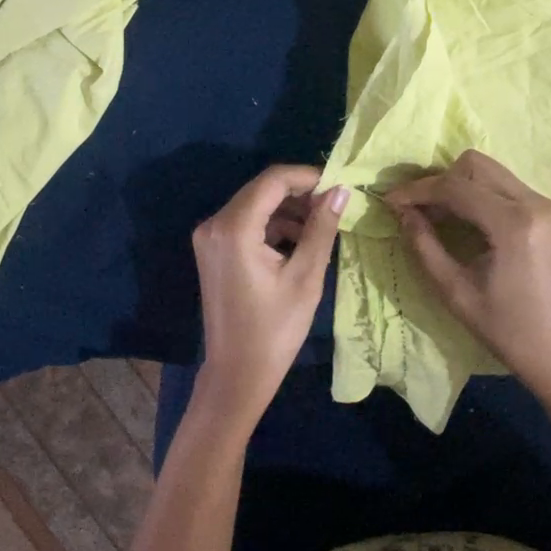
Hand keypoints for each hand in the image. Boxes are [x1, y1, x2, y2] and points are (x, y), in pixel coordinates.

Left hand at [192, 165, 346, 422]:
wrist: (237, 373)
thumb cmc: (275, 329)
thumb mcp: (306, 276)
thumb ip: (321, 228)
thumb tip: (340, 191)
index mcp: (234, 228)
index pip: (273, 180)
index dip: (308, 176)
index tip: (338, 185)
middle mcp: (214, 224)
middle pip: (262, 190)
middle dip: (300, 194)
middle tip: (335, 206)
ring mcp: (210, 237)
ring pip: (255, 206)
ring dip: (288, 210)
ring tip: (322, 227)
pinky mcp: (213, 250)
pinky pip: (246, 224)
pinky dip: (272, 226)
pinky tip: (299, 243)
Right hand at [385, 150, 550, 397]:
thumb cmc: (502, 325)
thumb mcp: (452, 289)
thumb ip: (424, 244)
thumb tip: (401, 211)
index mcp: (514, 225)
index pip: (457, 187)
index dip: (419, 191)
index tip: (390, 201)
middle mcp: (534, 204)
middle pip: (474, 165)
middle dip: (439, 182)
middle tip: (416, 209)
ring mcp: (545, 203)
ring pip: (488, 170)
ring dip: (456, 185)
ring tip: (435, 214)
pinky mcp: (547, 209)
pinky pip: (501, 184)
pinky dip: (475, 192)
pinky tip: (461, 218)